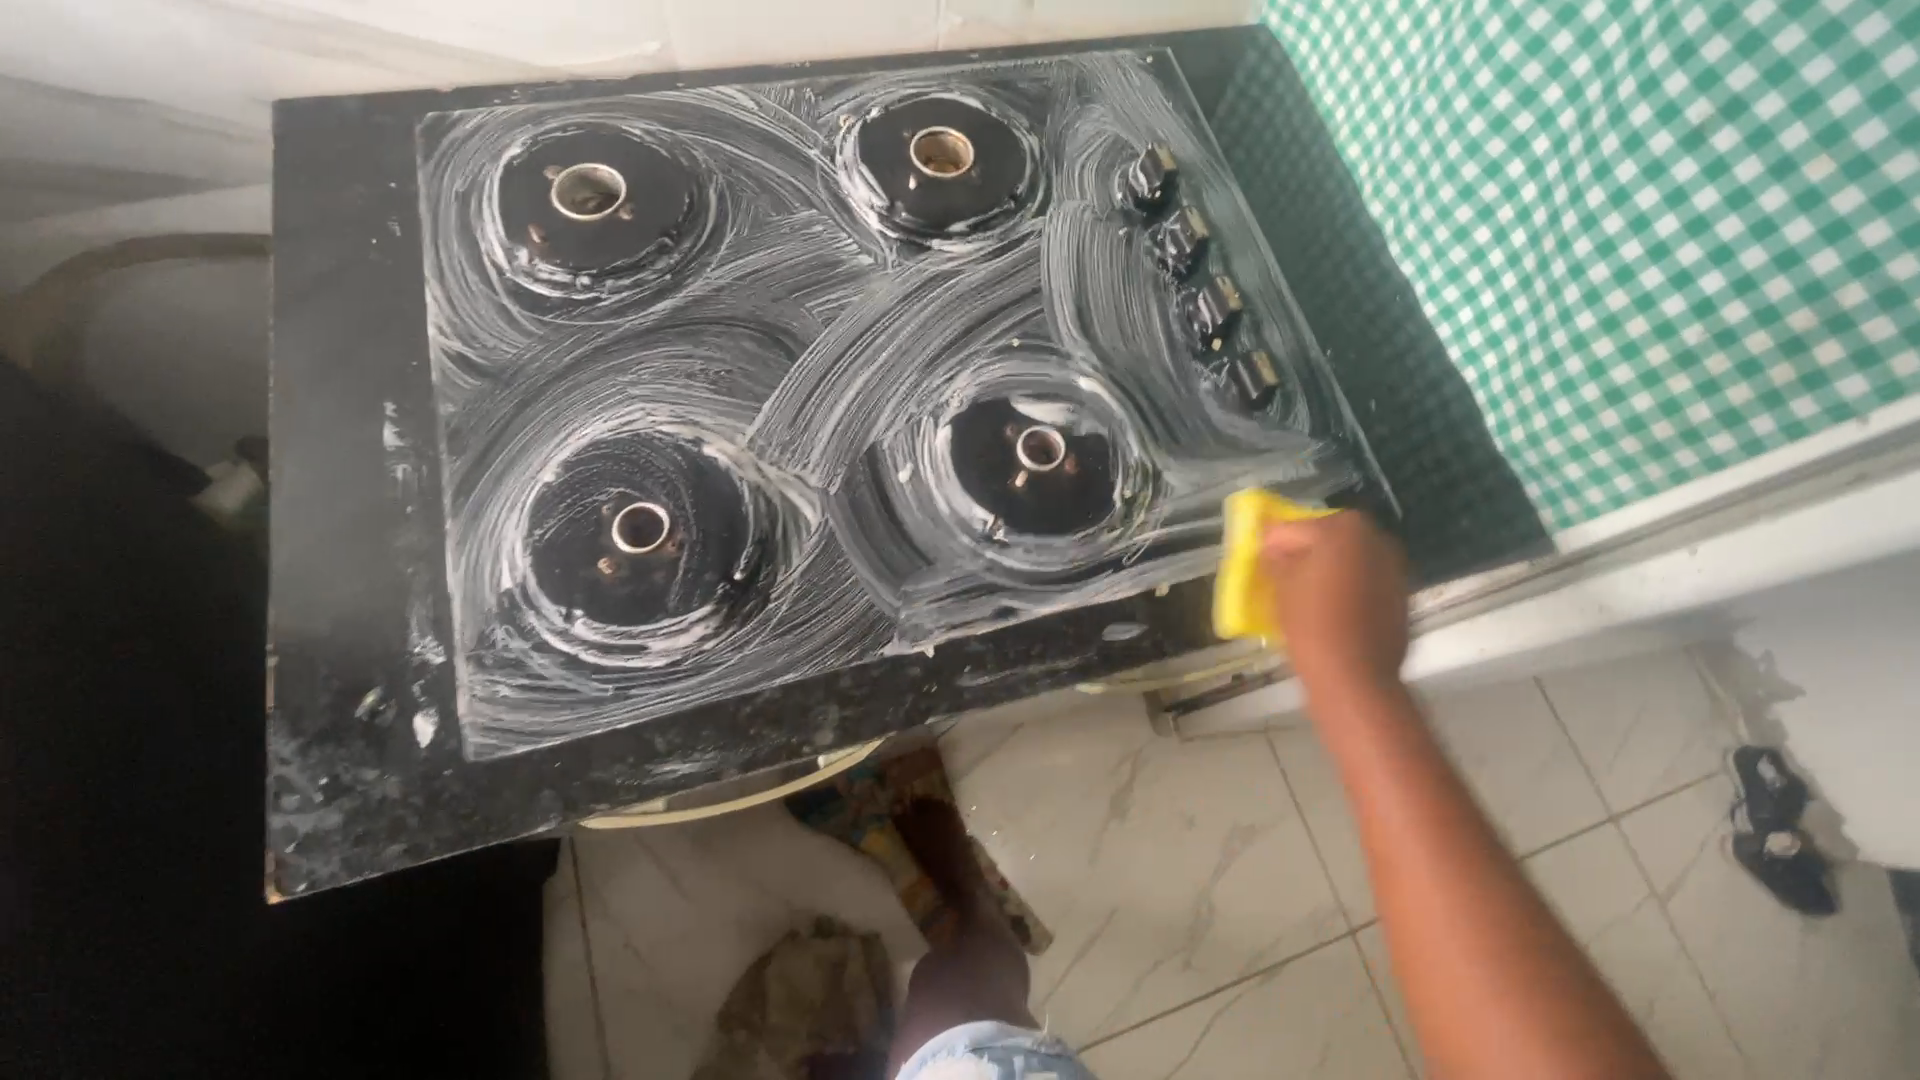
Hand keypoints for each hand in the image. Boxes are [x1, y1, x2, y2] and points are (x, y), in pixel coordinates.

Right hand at [1261, 512, 1409, 693]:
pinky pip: (1366, 582)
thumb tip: (1275, 549)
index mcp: (1344, 528)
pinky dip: (1348, 588)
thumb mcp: (1280, 586)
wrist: (1354, 674)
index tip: (1261, 559)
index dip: (1275, 543)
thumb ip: (1276, 559)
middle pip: (1329, 538)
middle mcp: (1376, 539)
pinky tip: (1329, 609)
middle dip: (1306, 552)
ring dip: (1329, 570)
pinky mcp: (1401, 596)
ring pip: (1350, 560)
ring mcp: (1394, 568)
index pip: (1296, 527)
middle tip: (1281, 573)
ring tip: (1305, 593)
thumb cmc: (1311, 622)